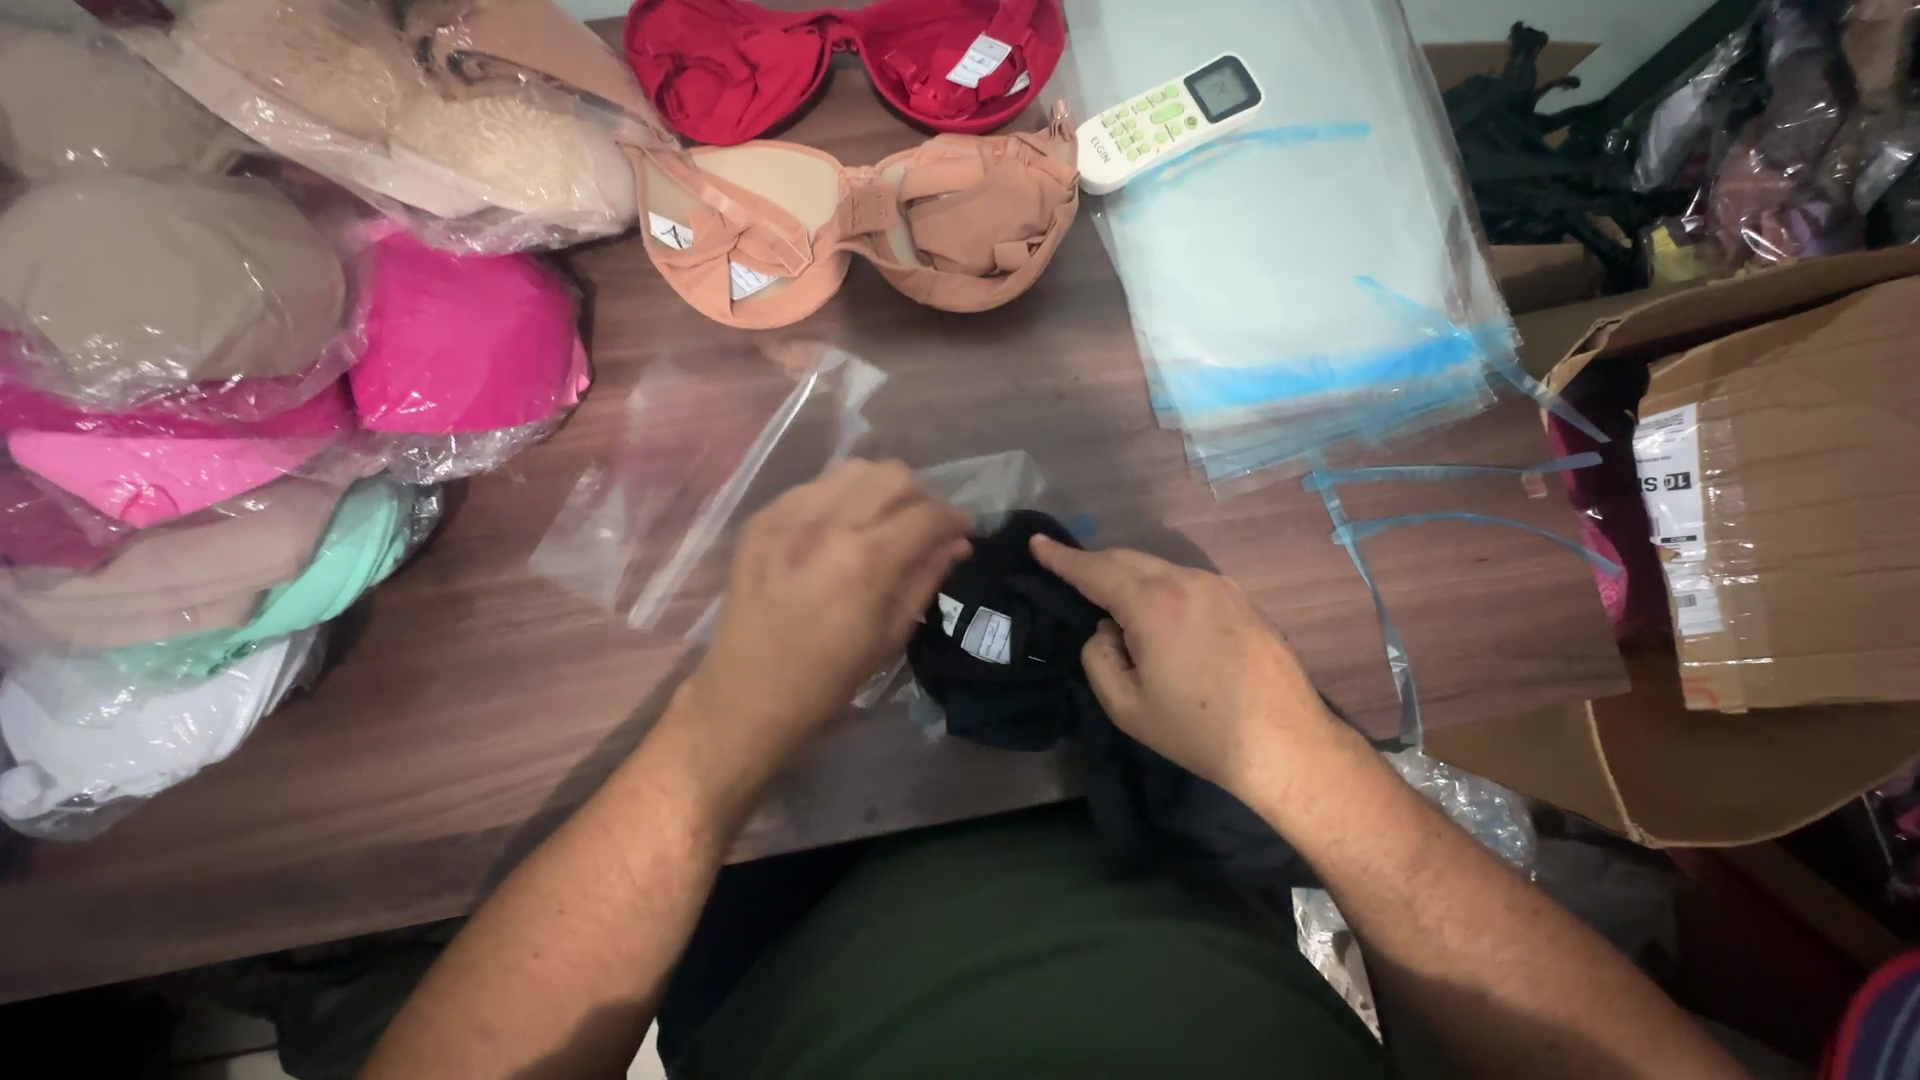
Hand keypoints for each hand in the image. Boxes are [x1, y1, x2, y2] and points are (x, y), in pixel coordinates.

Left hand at [677, 460, 971, 784]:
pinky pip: (814, 485)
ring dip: (879, 490)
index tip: (963, 530)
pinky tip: (838, 529)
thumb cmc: (830, 675)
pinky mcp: (762, 518)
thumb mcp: (892, 634)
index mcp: (865, 561)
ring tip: (880, 521)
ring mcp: (788, 516)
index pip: (928, 515)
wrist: (749, 691)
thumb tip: (957, 543)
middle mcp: (827, 525)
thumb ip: (927, 577)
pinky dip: (838, 499)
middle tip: (921, 527)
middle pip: (894, 476)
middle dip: (920, 498)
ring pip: (854, 470)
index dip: (955, 519)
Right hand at [1030, 536, 1339, 798]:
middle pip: (1127, 560)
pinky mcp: (1242, 600)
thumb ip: (1098, 658)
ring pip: (1160, 569)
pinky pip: (1187, 582)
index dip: (1061, 558)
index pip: (1095, 570)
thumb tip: (1106, 631)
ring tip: (1113, 606)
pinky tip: (1160, 619)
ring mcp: (1220, 586)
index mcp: (1154, 604)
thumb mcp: (1126, 706)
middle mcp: (1188, 581)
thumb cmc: (1198, 730)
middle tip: (1067, 575)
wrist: (1286, 744)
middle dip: (1094, 565)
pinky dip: (1161, 589)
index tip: (1037, 542)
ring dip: (1129, 579)